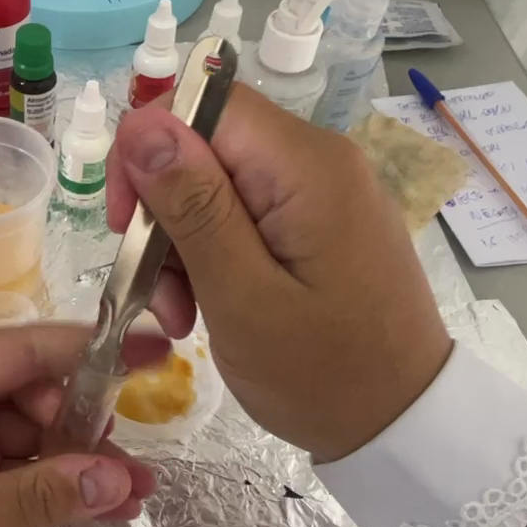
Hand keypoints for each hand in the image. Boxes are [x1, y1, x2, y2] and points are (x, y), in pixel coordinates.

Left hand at [0, 325, 165, 526]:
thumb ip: (37, 497)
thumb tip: (122, 477)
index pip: (22, 349)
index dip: (92, 349)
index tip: (157, 351)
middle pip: (29, 393)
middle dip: (87, 425)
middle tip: (137, 465)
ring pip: (23, 438)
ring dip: (74, 464)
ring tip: (134, 495)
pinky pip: (5, 474)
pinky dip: (44, 490)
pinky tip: (94, 508)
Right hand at [107, 83, 450, 461]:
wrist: (400, 422)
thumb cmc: (320, 375)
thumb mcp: (241, 297)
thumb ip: (193, 207)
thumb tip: (142, 125)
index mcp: (305, 166)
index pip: (202, 105)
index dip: (147, 153)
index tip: (126, 227)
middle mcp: (317, 160)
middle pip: (205, 148)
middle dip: (163, 214)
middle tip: (157, 291)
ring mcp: (321, 193)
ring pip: (215, 188)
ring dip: (182, 248)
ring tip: (184, 316)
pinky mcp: (318, 224)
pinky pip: (243, 218)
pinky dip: (212, 259)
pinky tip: (208, 309)